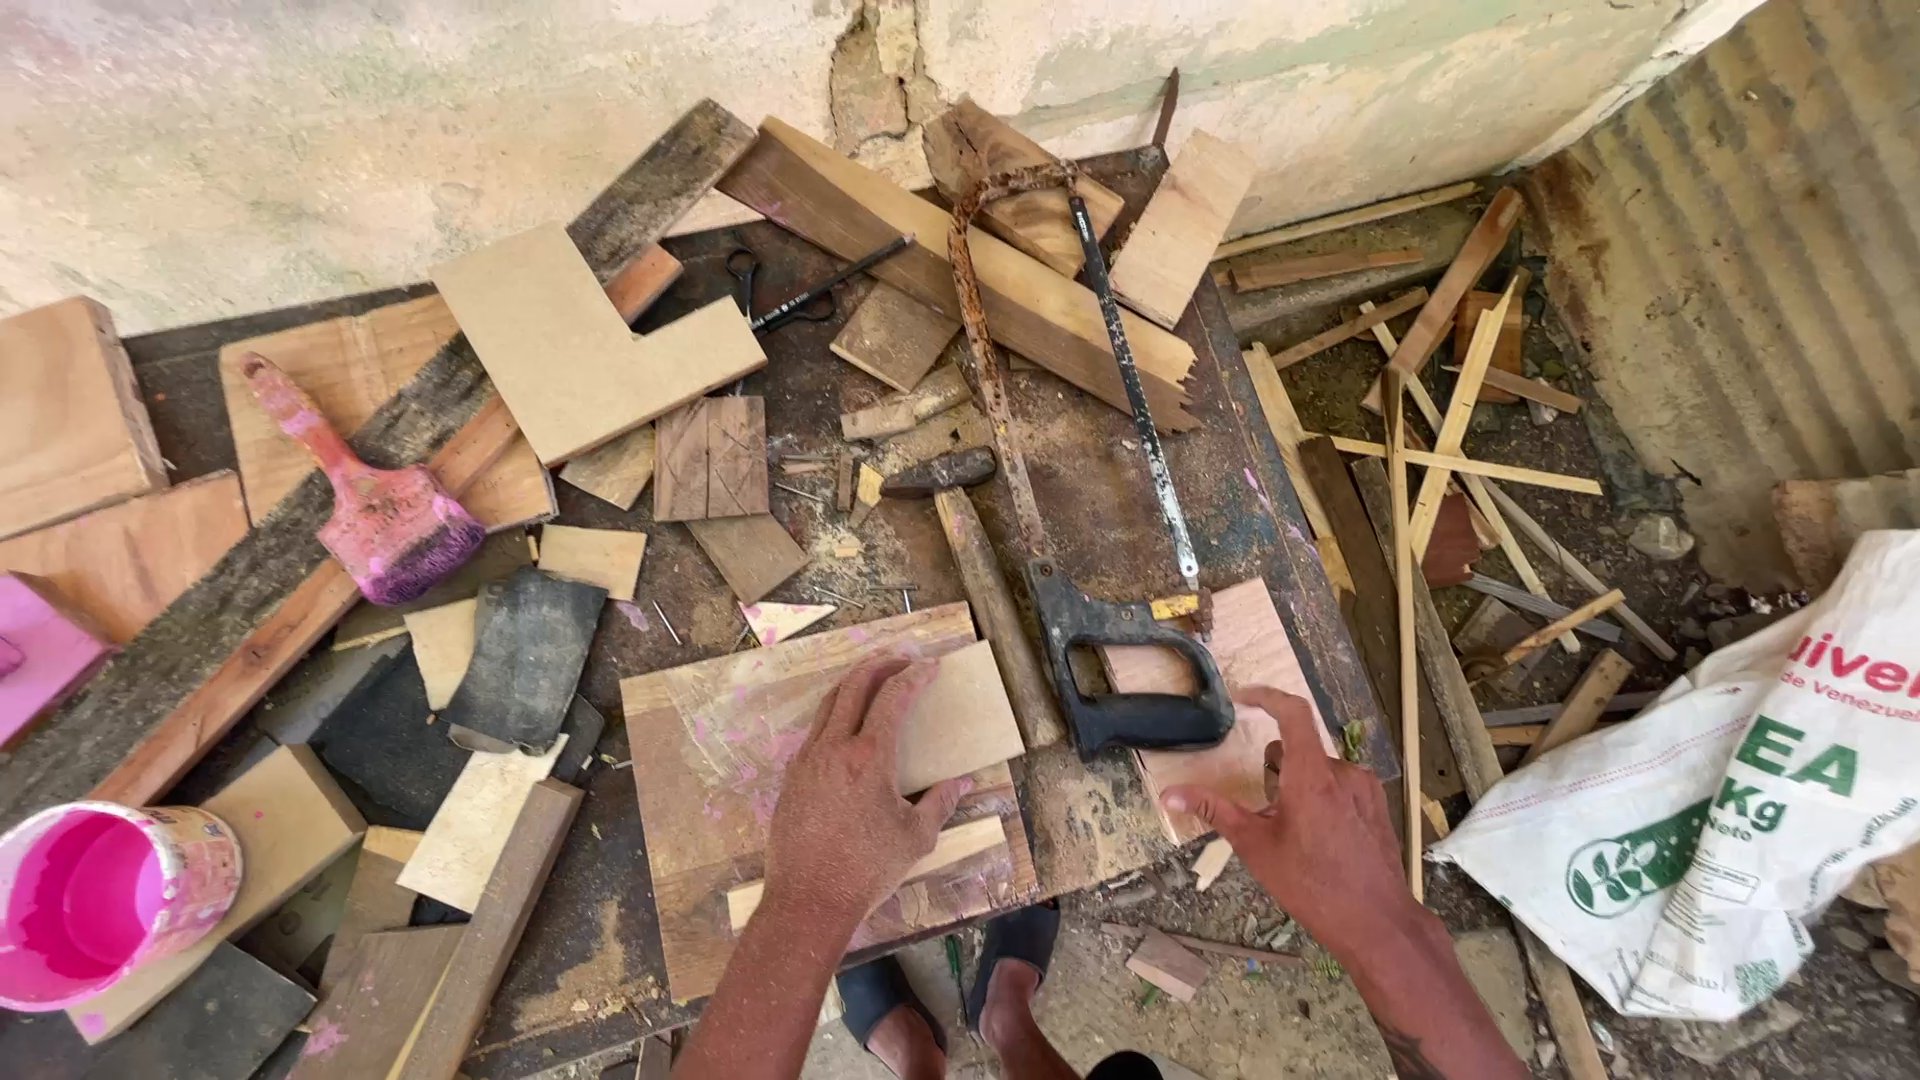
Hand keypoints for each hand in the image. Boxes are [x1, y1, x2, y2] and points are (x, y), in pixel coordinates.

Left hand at [762, 658, 972, 928]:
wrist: (807, 902)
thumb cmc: (867, 871)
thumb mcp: (916, 838)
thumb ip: (940, 803)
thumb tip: (960, 783)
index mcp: (869, 757)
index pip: (894, 697)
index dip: (915, 675)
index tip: (931, 665)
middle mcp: (834, 747)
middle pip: (854, 684)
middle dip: (881, 664)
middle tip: (902, 659)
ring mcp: (807, 759)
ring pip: (829, 702)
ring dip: (854, 683)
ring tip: (874, 679)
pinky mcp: (792, 777)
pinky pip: (814, 730)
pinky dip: (835, 712)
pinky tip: (847, 726)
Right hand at [1161, 686, 1415, 962]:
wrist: (1379, 926)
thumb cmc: (1312, 886)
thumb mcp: (1255, 847)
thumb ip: (1213, 810)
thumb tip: (1169, 793)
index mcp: (1311, 775)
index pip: (1292, 713)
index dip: (1266, 696)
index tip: (1242, 697)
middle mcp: (1342, 772)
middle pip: (1298, 749)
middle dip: (1275, 770)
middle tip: (1266, 811)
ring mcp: (1365, 788)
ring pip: (1318, 769)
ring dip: (1298, 786)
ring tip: (1294, 832)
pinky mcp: (1378, 805)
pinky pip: (1340, 785)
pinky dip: (1322, 797)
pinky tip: (1321, 839)